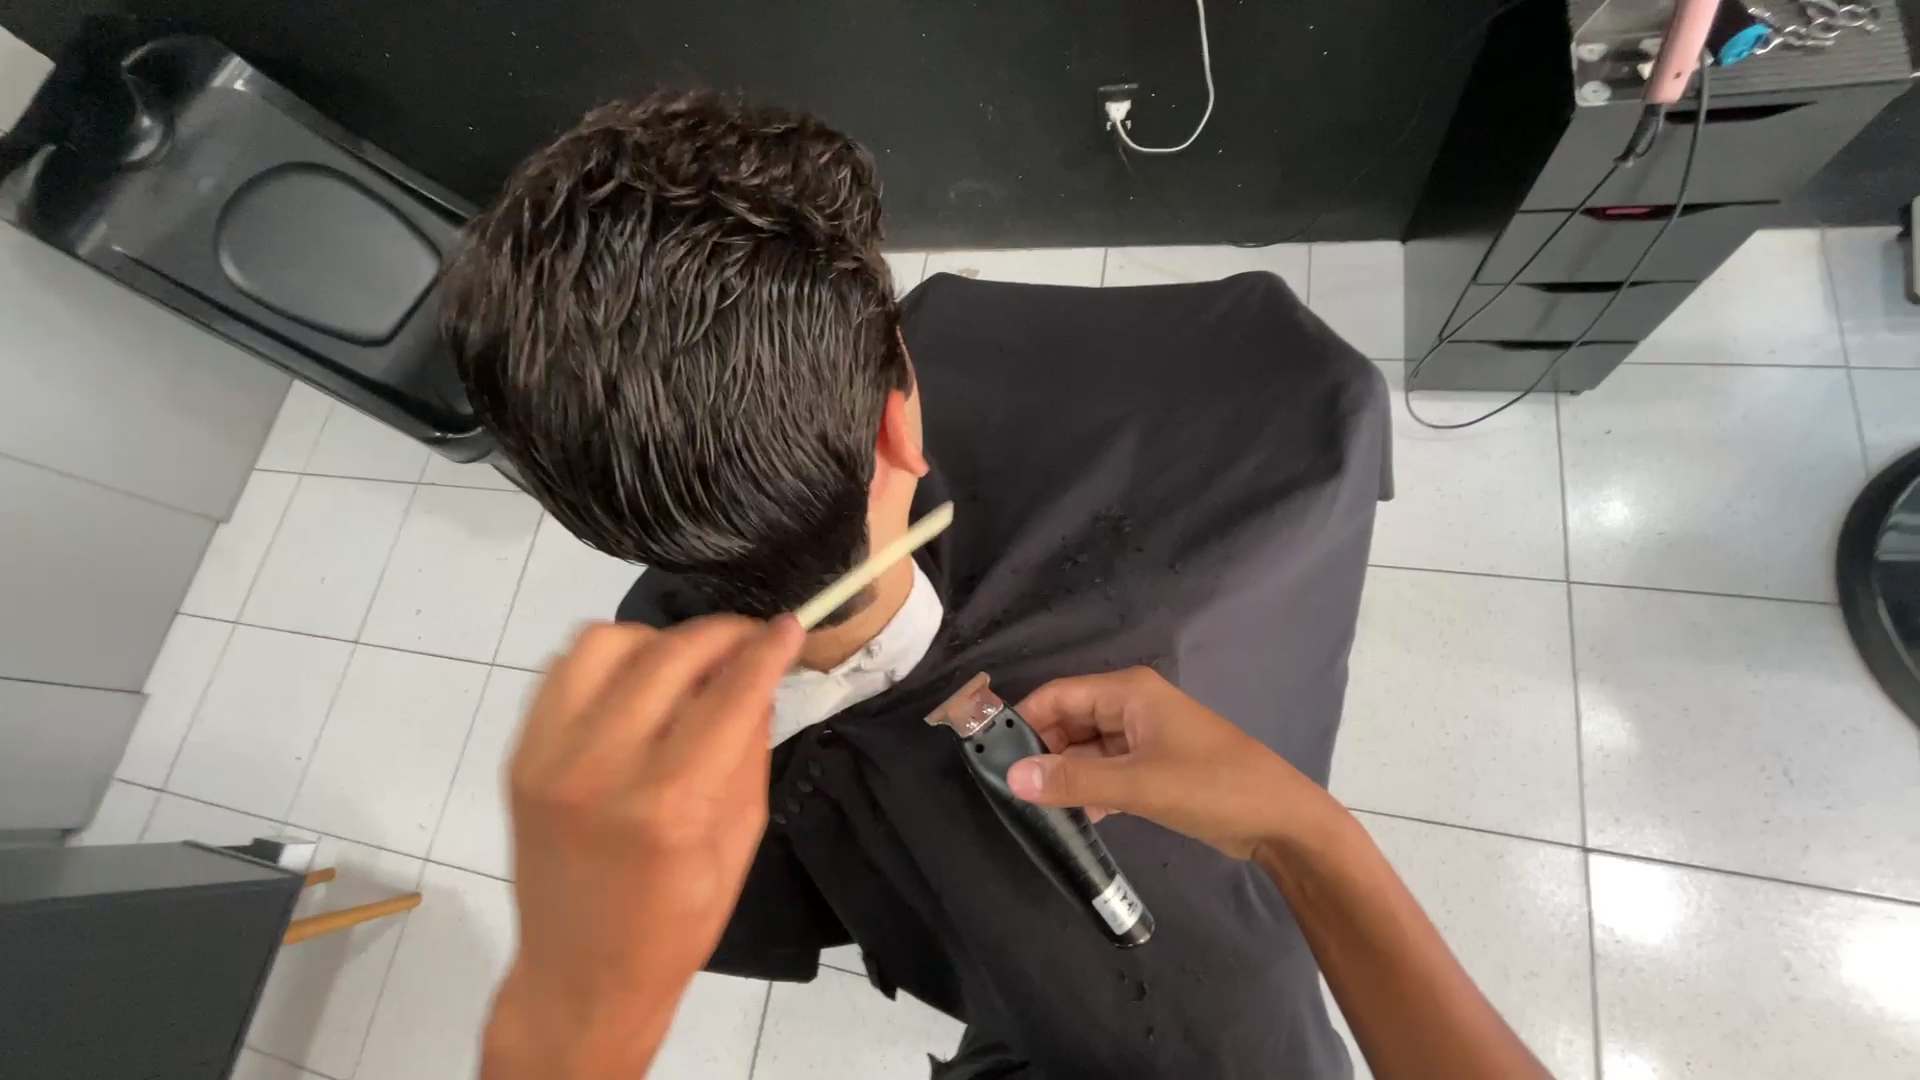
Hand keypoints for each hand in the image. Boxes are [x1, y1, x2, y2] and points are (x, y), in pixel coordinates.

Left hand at [485, 615, 802, 1079]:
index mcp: (668, 806)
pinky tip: (640, 679)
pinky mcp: (520, 755)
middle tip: (752, 639)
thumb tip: (759, 678)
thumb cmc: (678, 921)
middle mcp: (600, 770)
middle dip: (724, 634)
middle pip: (670, 656)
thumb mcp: (742, 837)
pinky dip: (611, 656)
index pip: (730, 695)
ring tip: (689, 663)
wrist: (578, 977)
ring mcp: (548, 757)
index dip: (768, 651)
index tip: (791, 626)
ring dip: (662, 640)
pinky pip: (564, 668)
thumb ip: (749, 747)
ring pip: (607, 643)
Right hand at [1007, 667, 1336, 858]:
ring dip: (1067, 774)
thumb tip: (1013, 779)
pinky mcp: (1153, 765)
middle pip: (1069, 720)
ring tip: (1039, 807)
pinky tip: (1080, 817)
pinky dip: (1091, 789)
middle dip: (1044, 751)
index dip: (1025, 720)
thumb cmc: (1212, 786)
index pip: (1058, 695)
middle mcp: (1131, 706)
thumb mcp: (1139, 784)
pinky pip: (1106, 769)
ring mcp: (1143, 736)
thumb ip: (1074, 781)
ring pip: (1087, 748)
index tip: (994, 754)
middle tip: (1015, 788)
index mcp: (1128, 692)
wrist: (1281, 821)